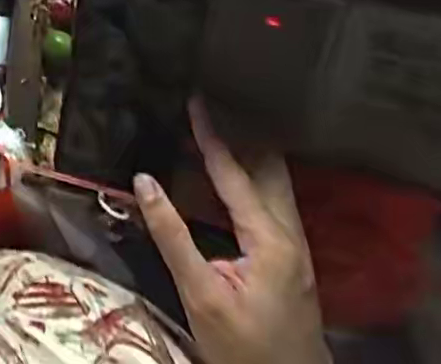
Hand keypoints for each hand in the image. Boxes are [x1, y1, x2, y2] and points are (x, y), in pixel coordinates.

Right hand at [134, 101, 330, 363]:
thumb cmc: (243, 349)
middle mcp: (290, 236)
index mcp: (269, 240)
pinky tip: (230, 175)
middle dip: (241, 134)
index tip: (195, 102)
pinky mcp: (292, 261)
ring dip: (248, 153)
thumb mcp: (200, 294)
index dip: (212, 135)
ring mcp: (297, 250)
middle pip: (270, 169)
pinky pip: (272, 200)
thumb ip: (172, 234)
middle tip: (212, 106)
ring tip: (218, 127)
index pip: (234, 174)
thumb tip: (144, 179)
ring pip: (276, 184)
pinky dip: (250, 176)